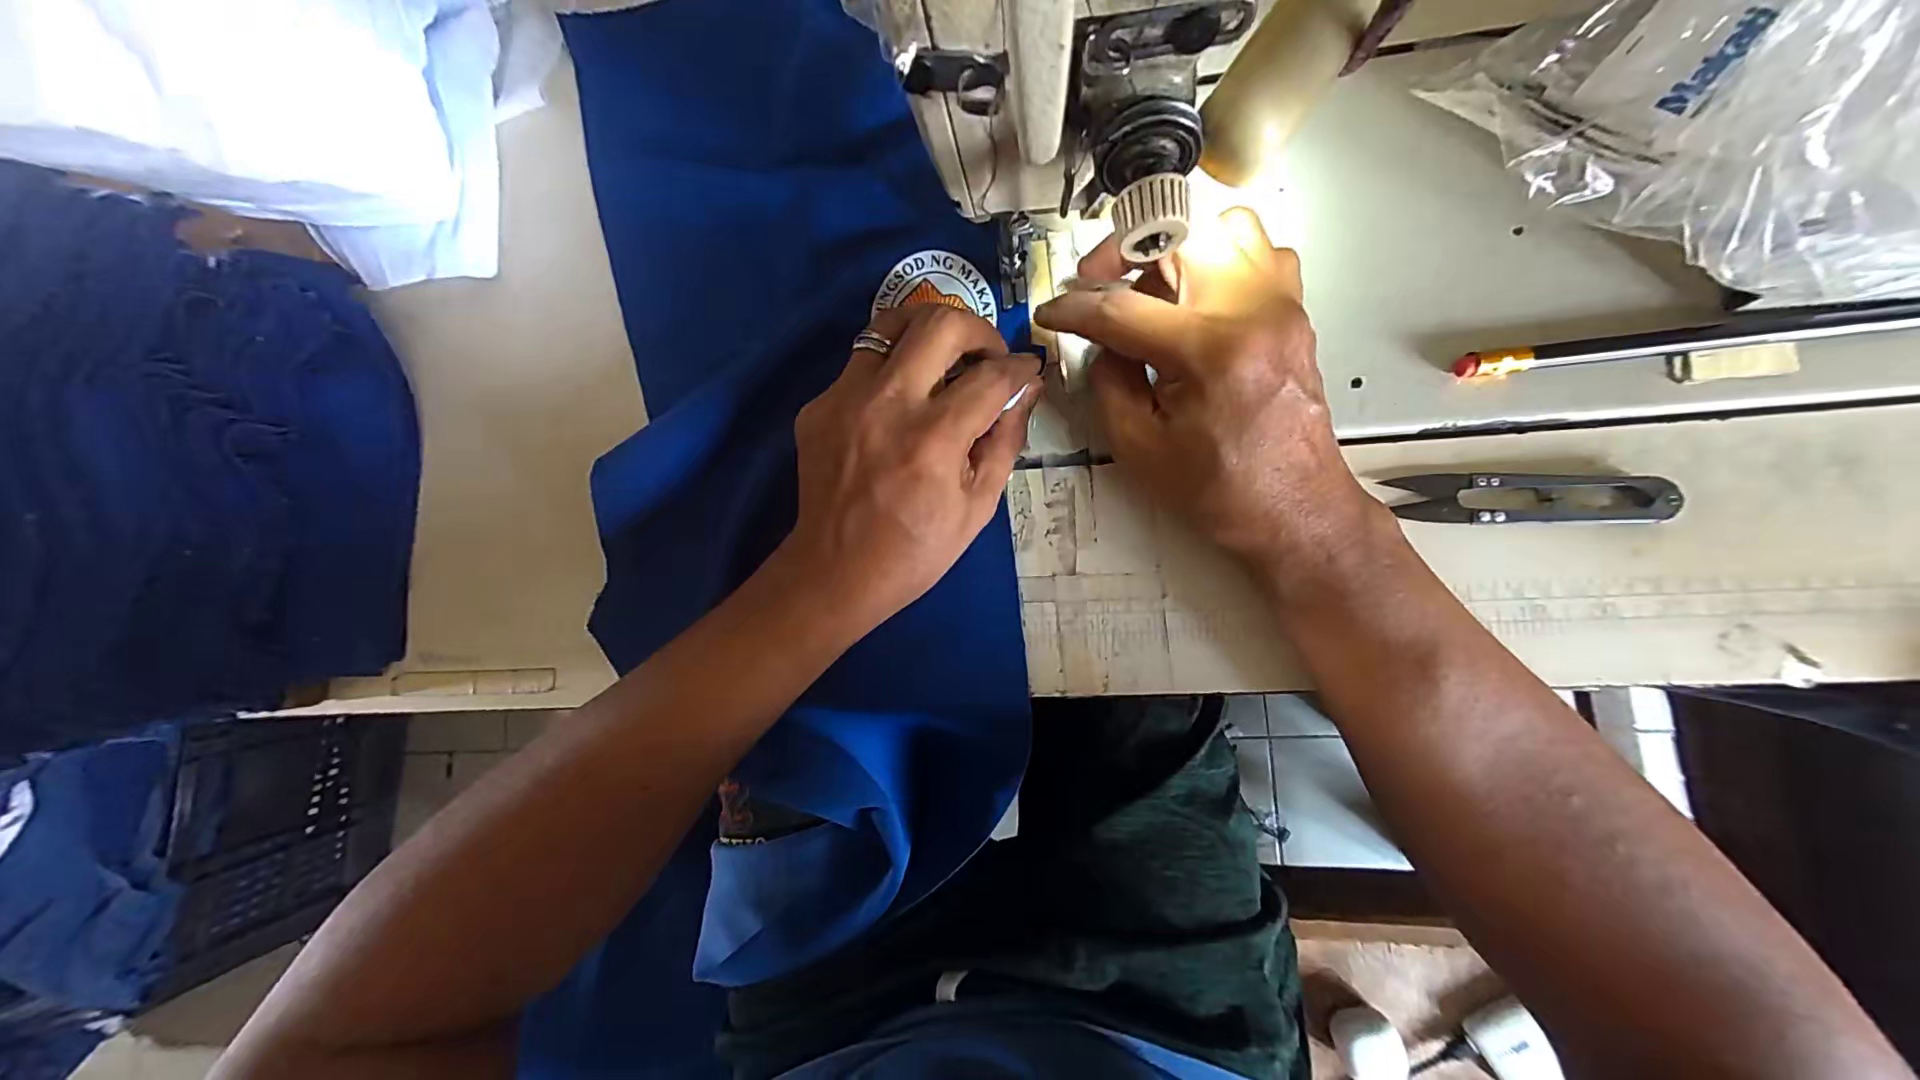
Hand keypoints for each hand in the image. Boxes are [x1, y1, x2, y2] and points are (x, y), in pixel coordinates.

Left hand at [776, 304, 1041, 634]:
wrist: (835, 572)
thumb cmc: (917, 550)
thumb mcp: (979, 506)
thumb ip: (1006, 439)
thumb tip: (1025, 389)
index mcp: (933, 439)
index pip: (991, 375)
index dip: (1020, 368)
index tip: (1027, 372)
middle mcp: (886, 405)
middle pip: (940, 323)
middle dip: (978, 329)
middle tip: (987, 356)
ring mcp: (843, 399)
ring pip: (891, 323)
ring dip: (929, 332)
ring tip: (945, 359)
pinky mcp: (818, 405)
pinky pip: (862, 363)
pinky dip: (892, 370)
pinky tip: (901, 403)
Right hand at [1033, 207, 1378, 566]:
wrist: (1293, 509)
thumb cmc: (1219, 490)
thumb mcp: (1138, 447)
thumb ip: (1107, 382)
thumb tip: (1101, 340)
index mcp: (1212, 352)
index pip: (1124, 307)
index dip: (1074, 308)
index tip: (1050, 312)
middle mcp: (1253, 310)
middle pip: (1178, 235)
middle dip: (1123, 250)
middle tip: (1096, 283)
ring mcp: (1281, 304)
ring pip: (1224, 224)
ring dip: (1173, 244)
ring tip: (1146, 286)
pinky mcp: (1292, 311)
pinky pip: (1256, 250)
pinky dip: (1216, 256)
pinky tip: (1193, 295)